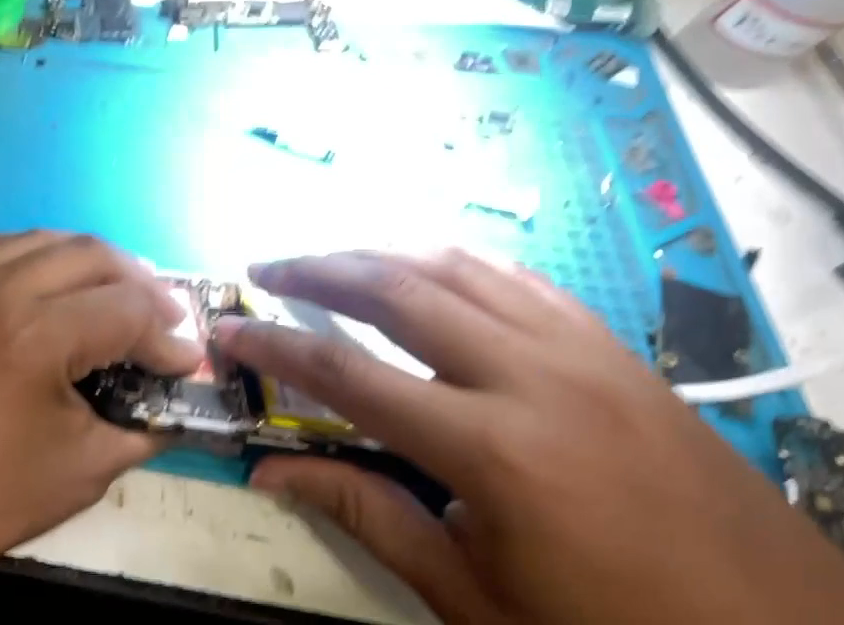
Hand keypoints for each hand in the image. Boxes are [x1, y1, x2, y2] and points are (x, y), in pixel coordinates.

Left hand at [0, 232, 202, 624]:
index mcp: (33, 335)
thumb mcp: (85, 468)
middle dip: (138, 282)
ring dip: (87, 260)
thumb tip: (176, 399)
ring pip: (40, 239)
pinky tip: (51, 284)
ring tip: (115, 293)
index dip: (166, 335)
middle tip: (163, 318)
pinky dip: (35, 256)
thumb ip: (144, 424)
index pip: (124, 309)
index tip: (185, 359)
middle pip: (88, 253)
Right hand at [215, 250, 843, 624]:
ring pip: (455, 268)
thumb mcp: (474, 597)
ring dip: (378, 253)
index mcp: (494, 452)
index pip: (346, 374)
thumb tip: (271, 471)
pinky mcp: (618, 352)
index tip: (225, 329)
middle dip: (316, 271)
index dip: (272, 347)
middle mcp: (533, 379)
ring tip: (329, 259)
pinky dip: (454, 264)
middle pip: (396, 291)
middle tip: (265, 269)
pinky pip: (519, 280)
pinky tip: (425, 272)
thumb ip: (367, 513)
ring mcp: (584, 355)